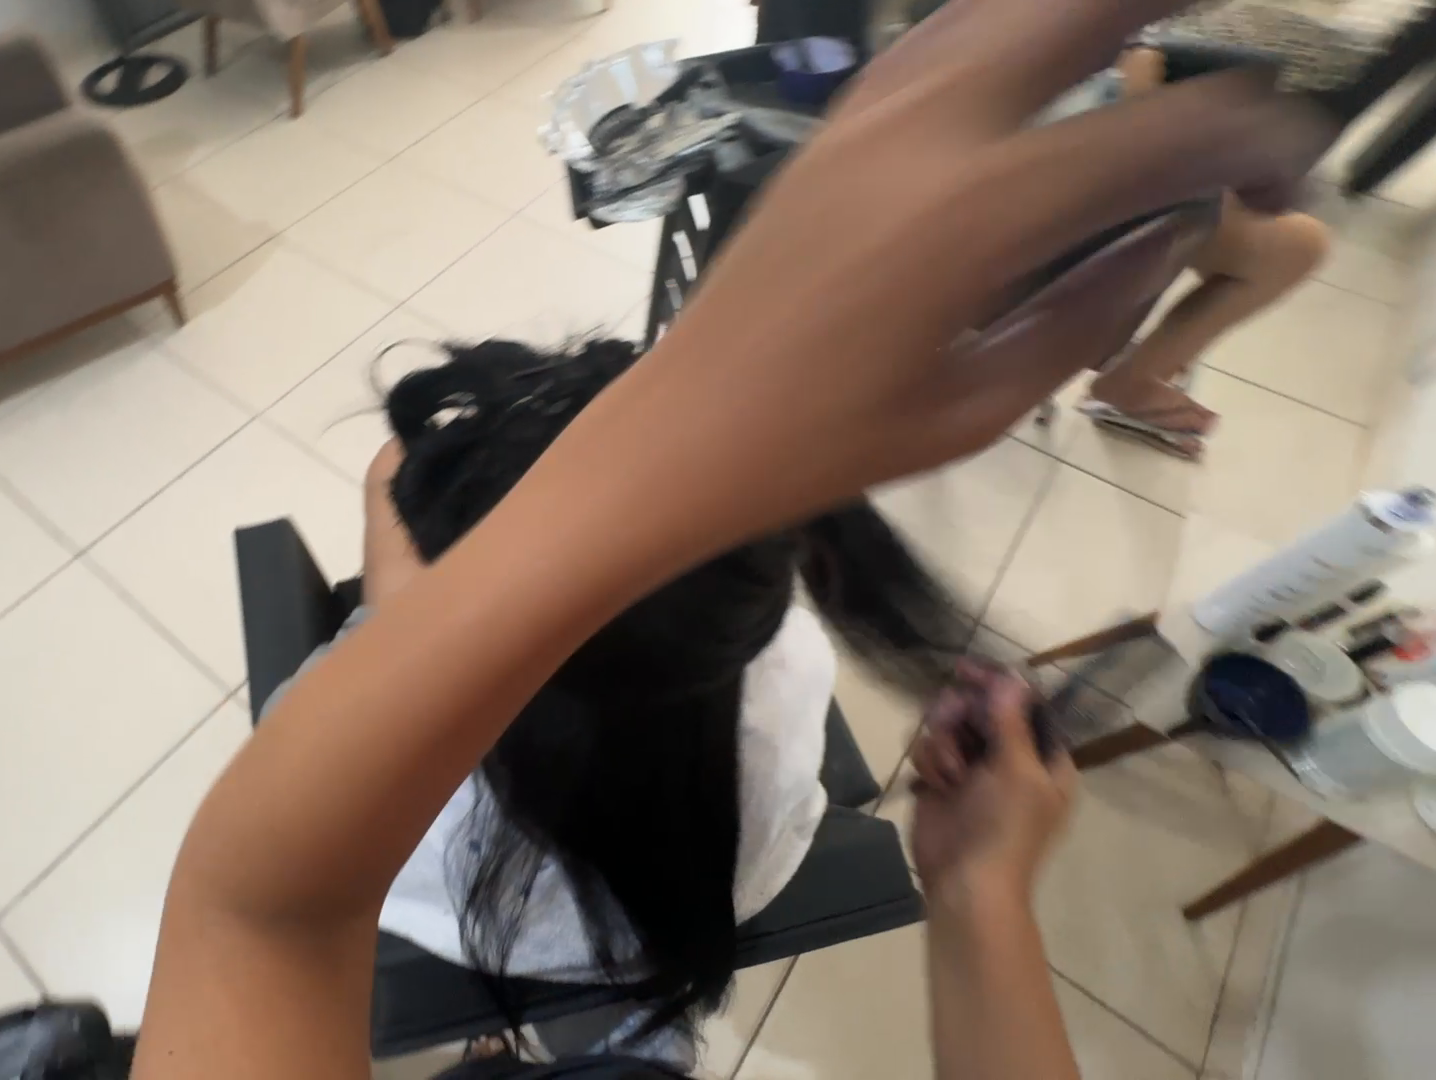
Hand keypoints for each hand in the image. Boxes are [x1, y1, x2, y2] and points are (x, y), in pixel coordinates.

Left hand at [546, 0, 1331, 575]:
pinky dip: (988, 40)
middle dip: (1185, 15)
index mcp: (981, 211)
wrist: (681, 436)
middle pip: (1090, 1)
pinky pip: (920, 52)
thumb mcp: (974, 408)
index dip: (1261, 148)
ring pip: (998, 7)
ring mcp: (855, 127)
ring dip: (1080, 15)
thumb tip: (1157, 238)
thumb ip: (1087, 313)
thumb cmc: (816, 449)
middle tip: (1222, 81)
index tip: (1276, 188)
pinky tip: (1011, 77)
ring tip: (1136, 52)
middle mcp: (923, 133)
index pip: (1178, 130)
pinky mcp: (813, 147)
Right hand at [908, 665, 1076, 899]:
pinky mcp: (940, 780)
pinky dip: (927, 761)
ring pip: (947, 728)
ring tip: (946, 771)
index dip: (995, 686)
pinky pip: (927, 748)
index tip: (964, 670)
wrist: (965, 878)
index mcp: (1042, 760)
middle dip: (960, 717)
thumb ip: (1011, 723)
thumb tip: (1013, 678)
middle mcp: (1008, 760)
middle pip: (978, 712)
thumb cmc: (1004, 827)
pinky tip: (932, 782)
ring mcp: (972, 771)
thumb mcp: (1016, 772)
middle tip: (947, 722)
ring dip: (942, 744)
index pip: (1021, 708)